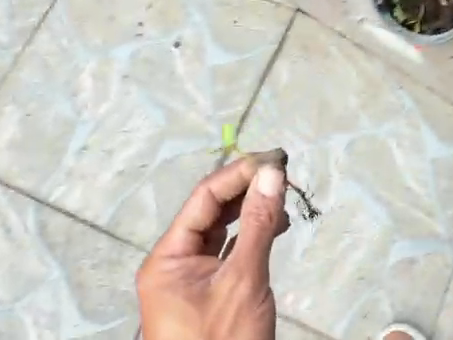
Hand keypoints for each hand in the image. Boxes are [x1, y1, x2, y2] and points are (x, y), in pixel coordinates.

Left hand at [137, 153, 292, 339]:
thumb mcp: (244, 281)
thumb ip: (258, 223)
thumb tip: (273, 172)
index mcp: (167, 257)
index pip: (204, 197)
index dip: (241, 173)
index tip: (278, 161)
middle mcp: (173, 262)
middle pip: (211, 209)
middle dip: (248, 188)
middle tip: (284, 174)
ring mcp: (189, 279)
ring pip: (222, 227)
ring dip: (252, 209)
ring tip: (284, 198)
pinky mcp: (207, 292)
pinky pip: (229, 249)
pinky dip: (253, 234)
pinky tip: (276, 226)